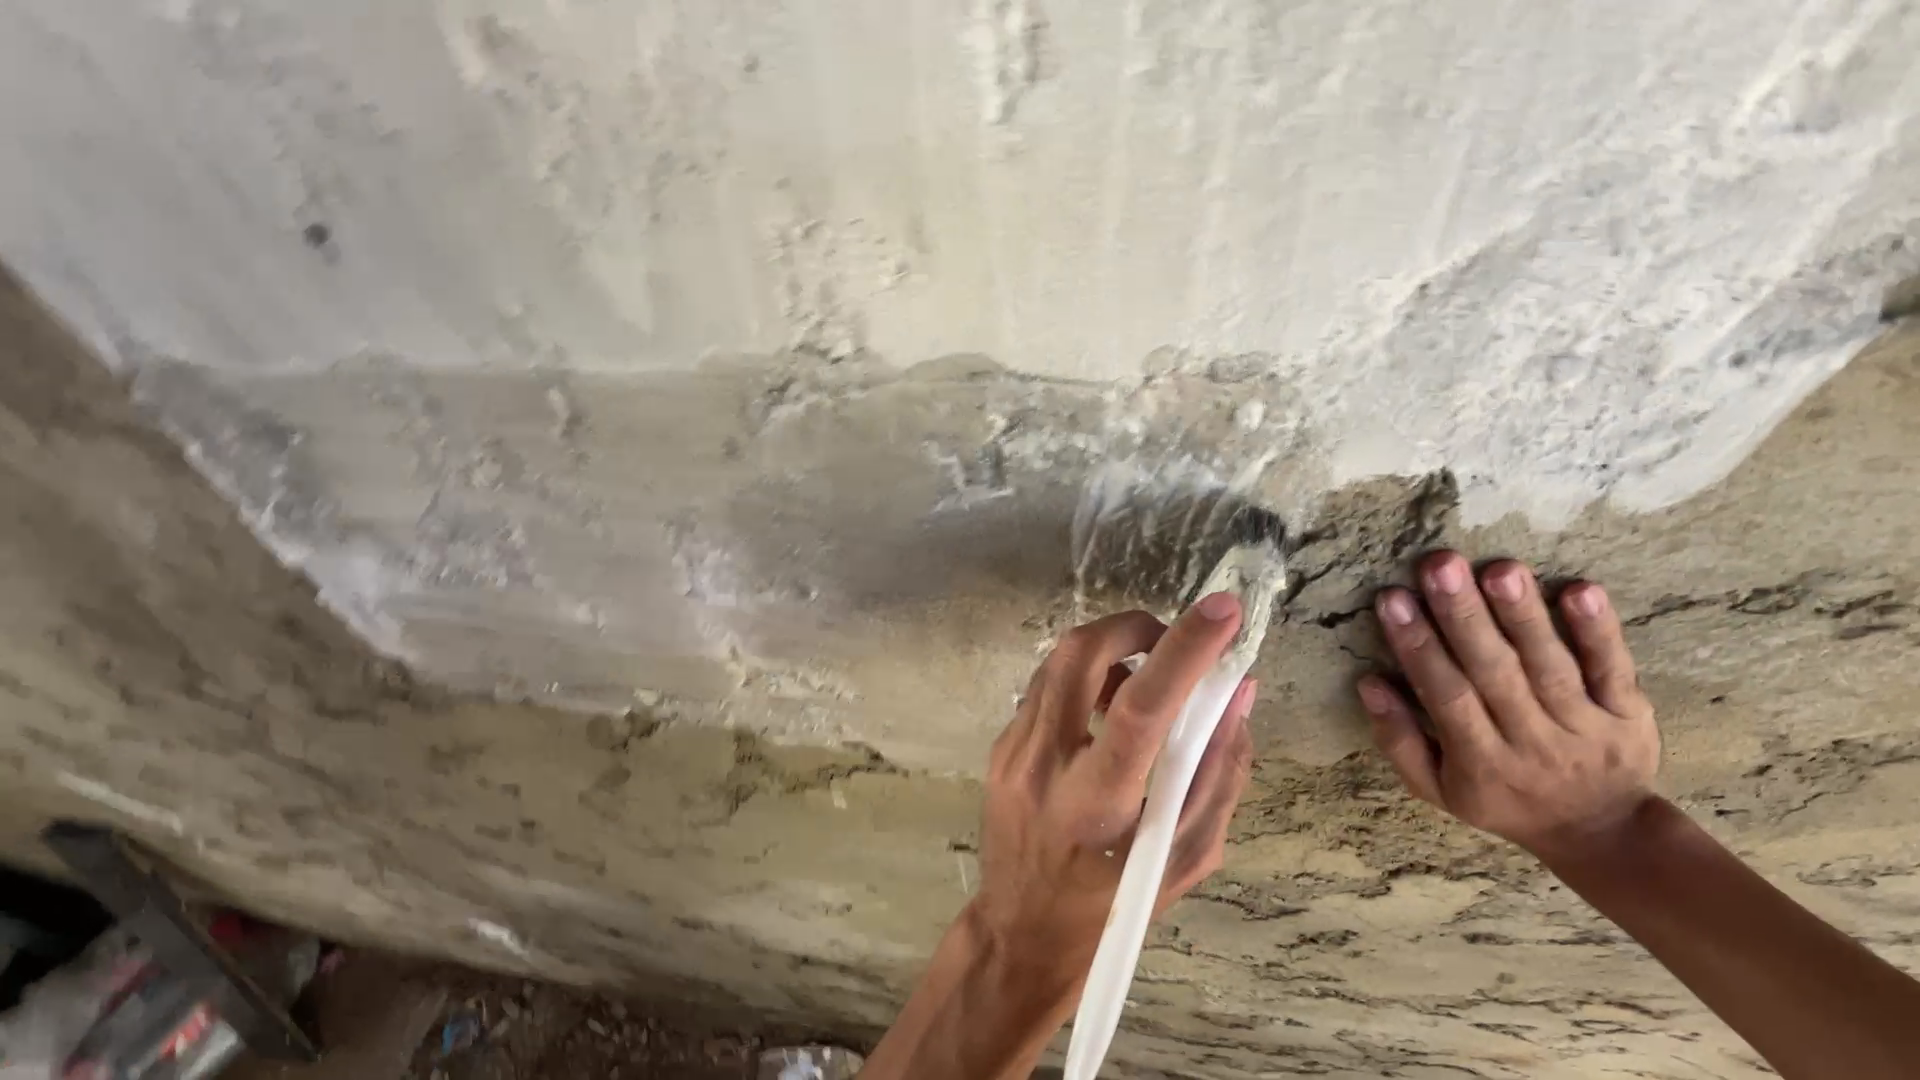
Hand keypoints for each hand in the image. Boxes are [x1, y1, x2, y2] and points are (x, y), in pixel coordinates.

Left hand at [972, 593, 1257, 971]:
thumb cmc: (1114, 903)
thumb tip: (1238, 693)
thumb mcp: (1187, 856)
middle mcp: (1044, 764)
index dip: (1185, 651)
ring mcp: (1012, 750)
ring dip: (1109, 651)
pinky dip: (1083, 678)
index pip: (1141, 707)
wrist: (1022, 929)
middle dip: (1134, 628)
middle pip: (1080, 655)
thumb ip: (1219, 773)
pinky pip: (1045, 684)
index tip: (1225, 611)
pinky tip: (1104, 715)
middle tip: (1170, 645)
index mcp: (1097, 801)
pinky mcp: (1000, 745)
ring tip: (1141, 687)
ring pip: (1058, 660)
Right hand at [1357, 551, 1659, 862]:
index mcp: (1480, 762)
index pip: (1444, 695)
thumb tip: (1368, 682)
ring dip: (1523, 615)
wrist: (1602, 835)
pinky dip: (1600, 630)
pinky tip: (1581, 590)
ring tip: (1500, 568)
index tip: (1392, 598)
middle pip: (1494, 672)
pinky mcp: (1630, 713)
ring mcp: (1585, 726)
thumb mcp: (1436, 789)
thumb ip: (1399, 739)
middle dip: (1464, 616)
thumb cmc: (1501, 800)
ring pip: (1549, 664)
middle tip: (1439, 565)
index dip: (1417, 646)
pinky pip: (1614, 669)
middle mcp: (1532, 742)